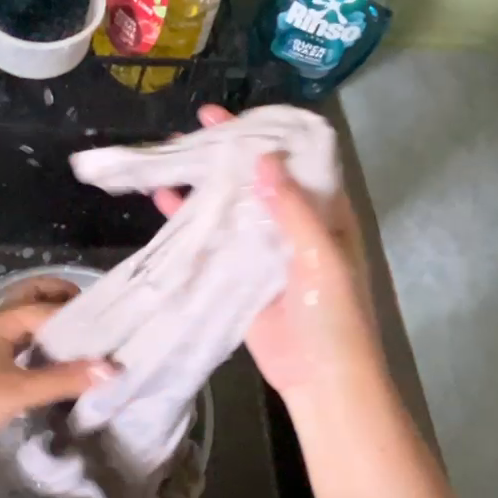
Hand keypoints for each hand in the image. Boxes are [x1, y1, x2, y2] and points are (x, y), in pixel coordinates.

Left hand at [0, 278, 115, 455]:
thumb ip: (64, 380)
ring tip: (85, 331)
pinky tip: (59, 354)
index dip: (77, 314)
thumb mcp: (20, 392)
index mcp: (0, 321)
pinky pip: (22, 334)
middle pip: (32, 296)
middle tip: (95, 312)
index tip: (109, 323)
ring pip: (26, 315)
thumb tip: (110, 369)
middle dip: (61, 298)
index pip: (46, 307)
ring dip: (52, 316)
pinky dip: (42, 335)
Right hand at [153, 106, 376, 402]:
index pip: (295, 160)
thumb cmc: (333, 317)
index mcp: (325, 214)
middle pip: (256, 177)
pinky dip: (189, 218)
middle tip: (192, 128)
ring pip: (230, 203)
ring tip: (169, 155)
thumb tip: (263, 158)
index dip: (266, 134)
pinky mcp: (238, 272)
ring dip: (204, 180)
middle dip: (226, 152)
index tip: (232, 115)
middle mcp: (293, 223)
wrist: (320, 381)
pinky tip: (163, 200)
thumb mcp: (321, 257)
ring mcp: (263, 248)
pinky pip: (213, 238)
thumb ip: (292, 209)